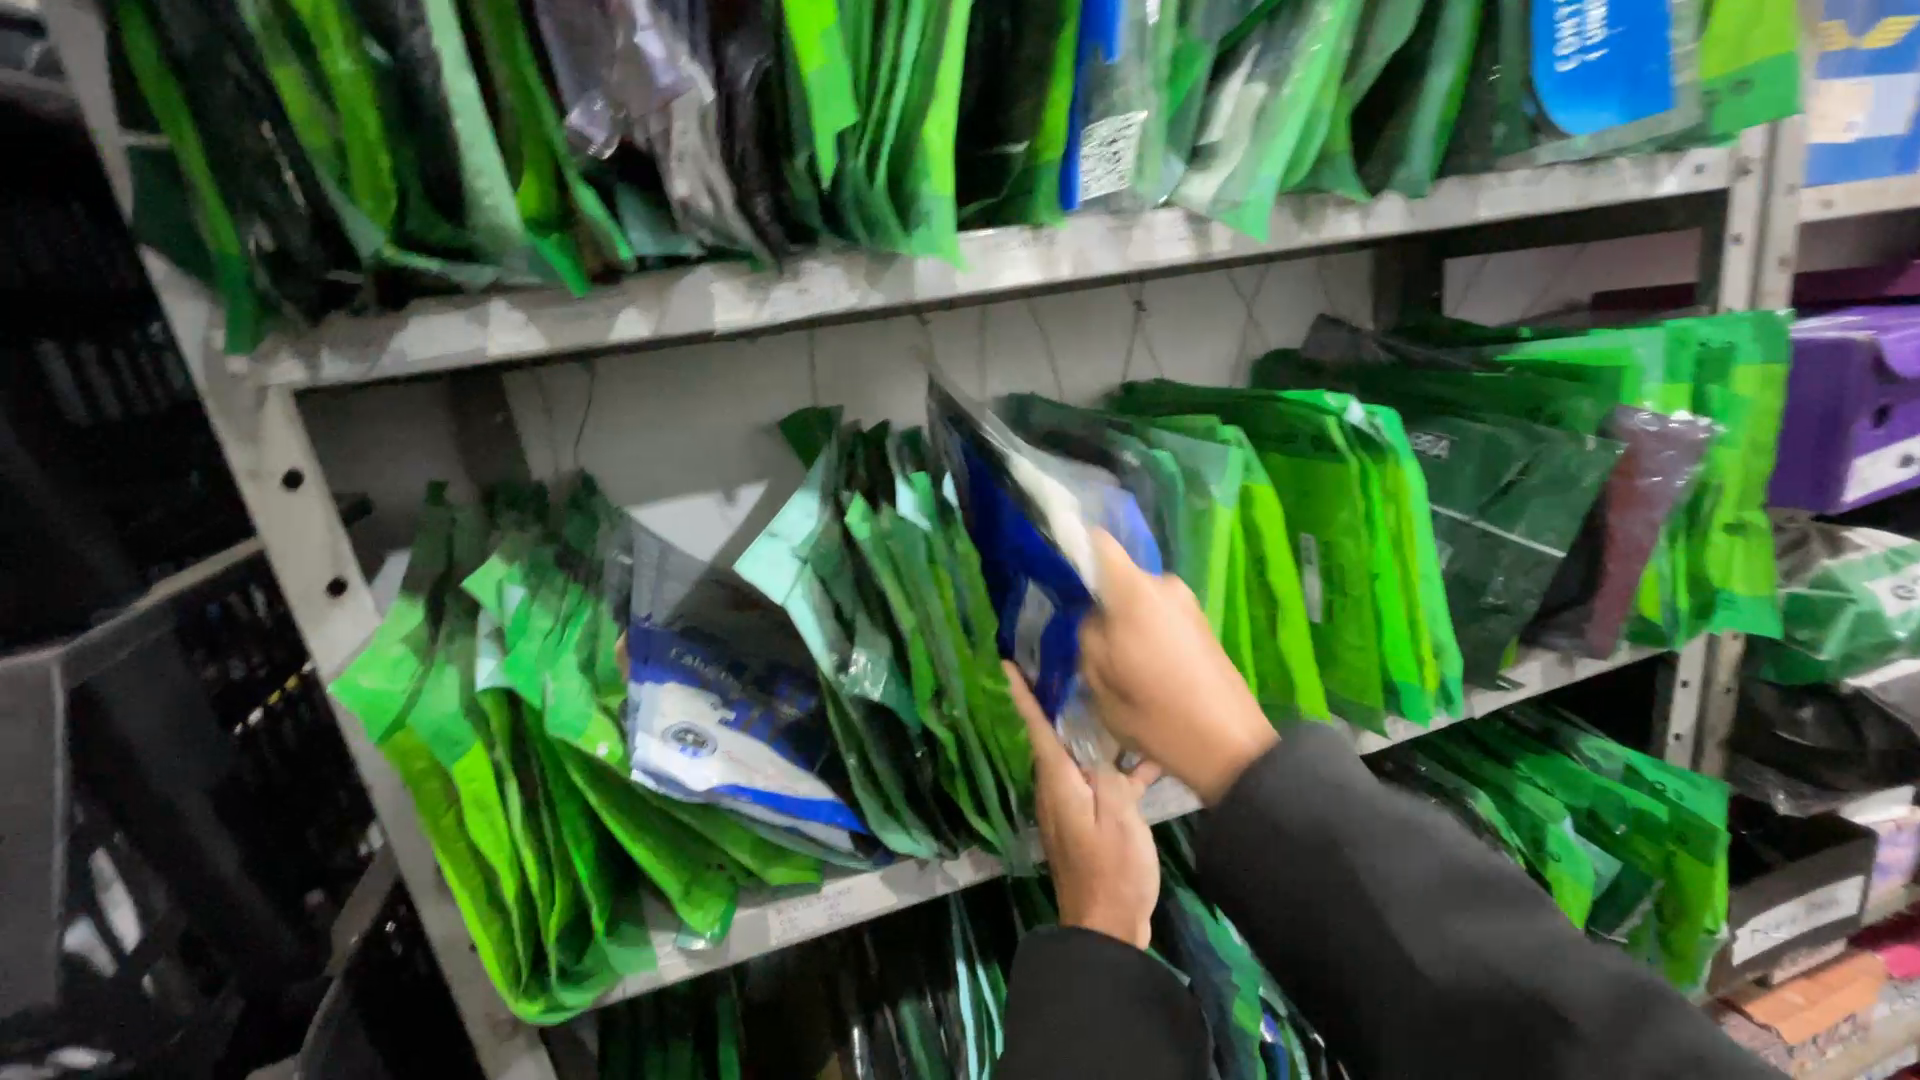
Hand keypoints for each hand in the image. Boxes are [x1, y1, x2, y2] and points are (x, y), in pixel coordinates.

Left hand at [1007, 661, 1159, 949]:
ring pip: (1083, 758)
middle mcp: (1058, 788)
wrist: (1106, 928)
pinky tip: (1151, 760)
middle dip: (1061, 702)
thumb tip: (1099, 751)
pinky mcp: (1092, 822)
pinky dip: (1121, 772)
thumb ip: (1109, 775)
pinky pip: (1102, 784)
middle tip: (1073, 666)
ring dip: (1100, 736)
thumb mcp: (1118, 816)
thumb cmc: (1112, 869)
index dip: (1021, 693)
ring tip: (1122, 704)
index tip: (1005, 663)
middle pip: (1057, 736)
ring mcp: (1074, 806)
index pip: (1036, 726)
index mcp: (1057, 781)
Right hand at [1081, 530, 1278, 804]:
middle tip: (1085, 643)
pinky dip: (1143, 633)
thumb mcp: (1100, 681)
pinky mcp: (1200, 623)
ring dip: (1122, 622)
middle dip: (1097, 603)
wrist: (1231, 747)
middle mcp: (1163, 585)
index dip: (1073, 549)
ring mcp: (1186, 603)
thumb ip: (1087, 636)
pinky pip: (1157, 615)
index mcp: (1134, 591)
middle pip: (1115, 578)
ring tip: (1116, 664)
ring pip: (1135, 600)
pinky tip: (1141, 669)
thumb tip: (1092, 617)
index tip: (1056, 574)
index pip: (1096, 542)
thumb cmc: (1157, 715)